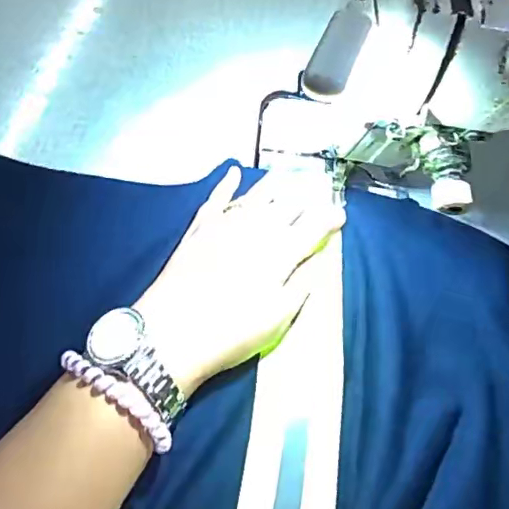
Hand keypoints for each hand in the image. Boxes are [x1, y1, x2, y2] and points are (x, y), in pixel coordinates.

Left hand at [132, 167, 343, 396]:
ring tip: (288, 177)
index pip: (314, 224)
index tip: (340, 216)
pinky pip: (217, 199)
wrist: (168, 336)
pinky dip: (227, 184)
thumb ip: (301, 283)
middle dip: (306, 202)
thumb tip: (319, 258)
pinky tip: (233, 173)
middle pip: (288, 205)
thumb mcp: (278, 318)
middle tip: (316, 202)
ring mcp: (226, 225)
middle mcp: (257, 229)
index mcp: (281, 251)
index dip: (330, 218)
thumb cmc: (230, 334)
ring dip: (275, 186)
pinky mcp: (200, 229)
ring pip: (257, 196)